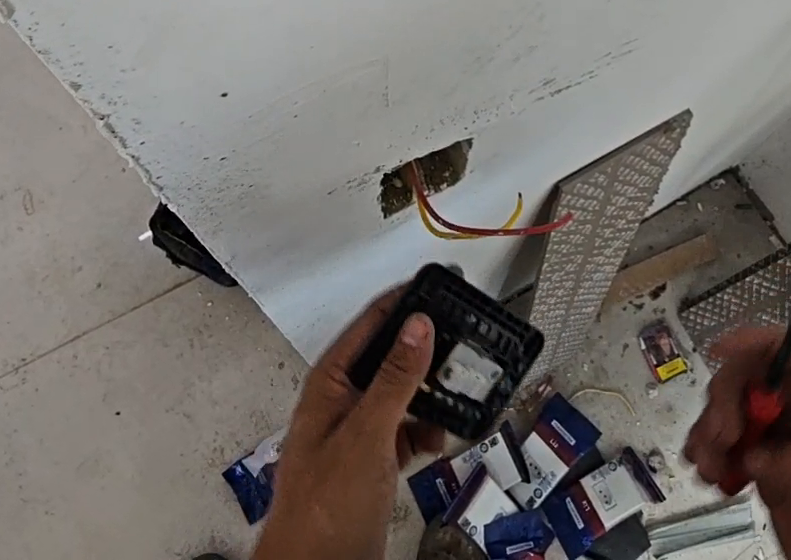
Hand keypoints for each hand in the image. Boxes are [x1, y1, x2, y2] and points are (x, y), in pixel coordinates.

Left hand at [254, 289, 445, 559]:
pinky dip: (427, 428)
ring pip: (404, 392)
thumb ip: (395, 378)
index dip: (405, 300)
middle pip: (391, 356)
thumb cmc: (326, 505)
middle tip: (464, 338)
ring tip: (460, 389)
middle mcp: (345, 398)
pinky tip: (442, 435)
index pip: (371, 322)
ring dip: (431, 392)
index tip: (441, 284)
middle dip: (426, 349)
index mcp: (331, 381)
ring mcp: (360, 430)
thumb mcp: (366, 434)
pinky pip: (408, 428)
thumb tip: (419, 324)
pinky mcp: (375, 459)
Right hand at [684, 328, 790, 559]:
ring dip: (711, 428)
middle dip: (726, 398)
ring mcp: (787, 443)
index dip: (761, 343)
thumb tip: (759, 451)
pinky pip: (728, 443)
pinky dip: (710, 451)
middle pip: (756, 377)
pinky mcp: (766, 468)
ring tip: (705, 466)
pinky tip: (709, 474)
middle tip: (715, 438)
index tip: (721, 351)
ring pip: (735, 407)